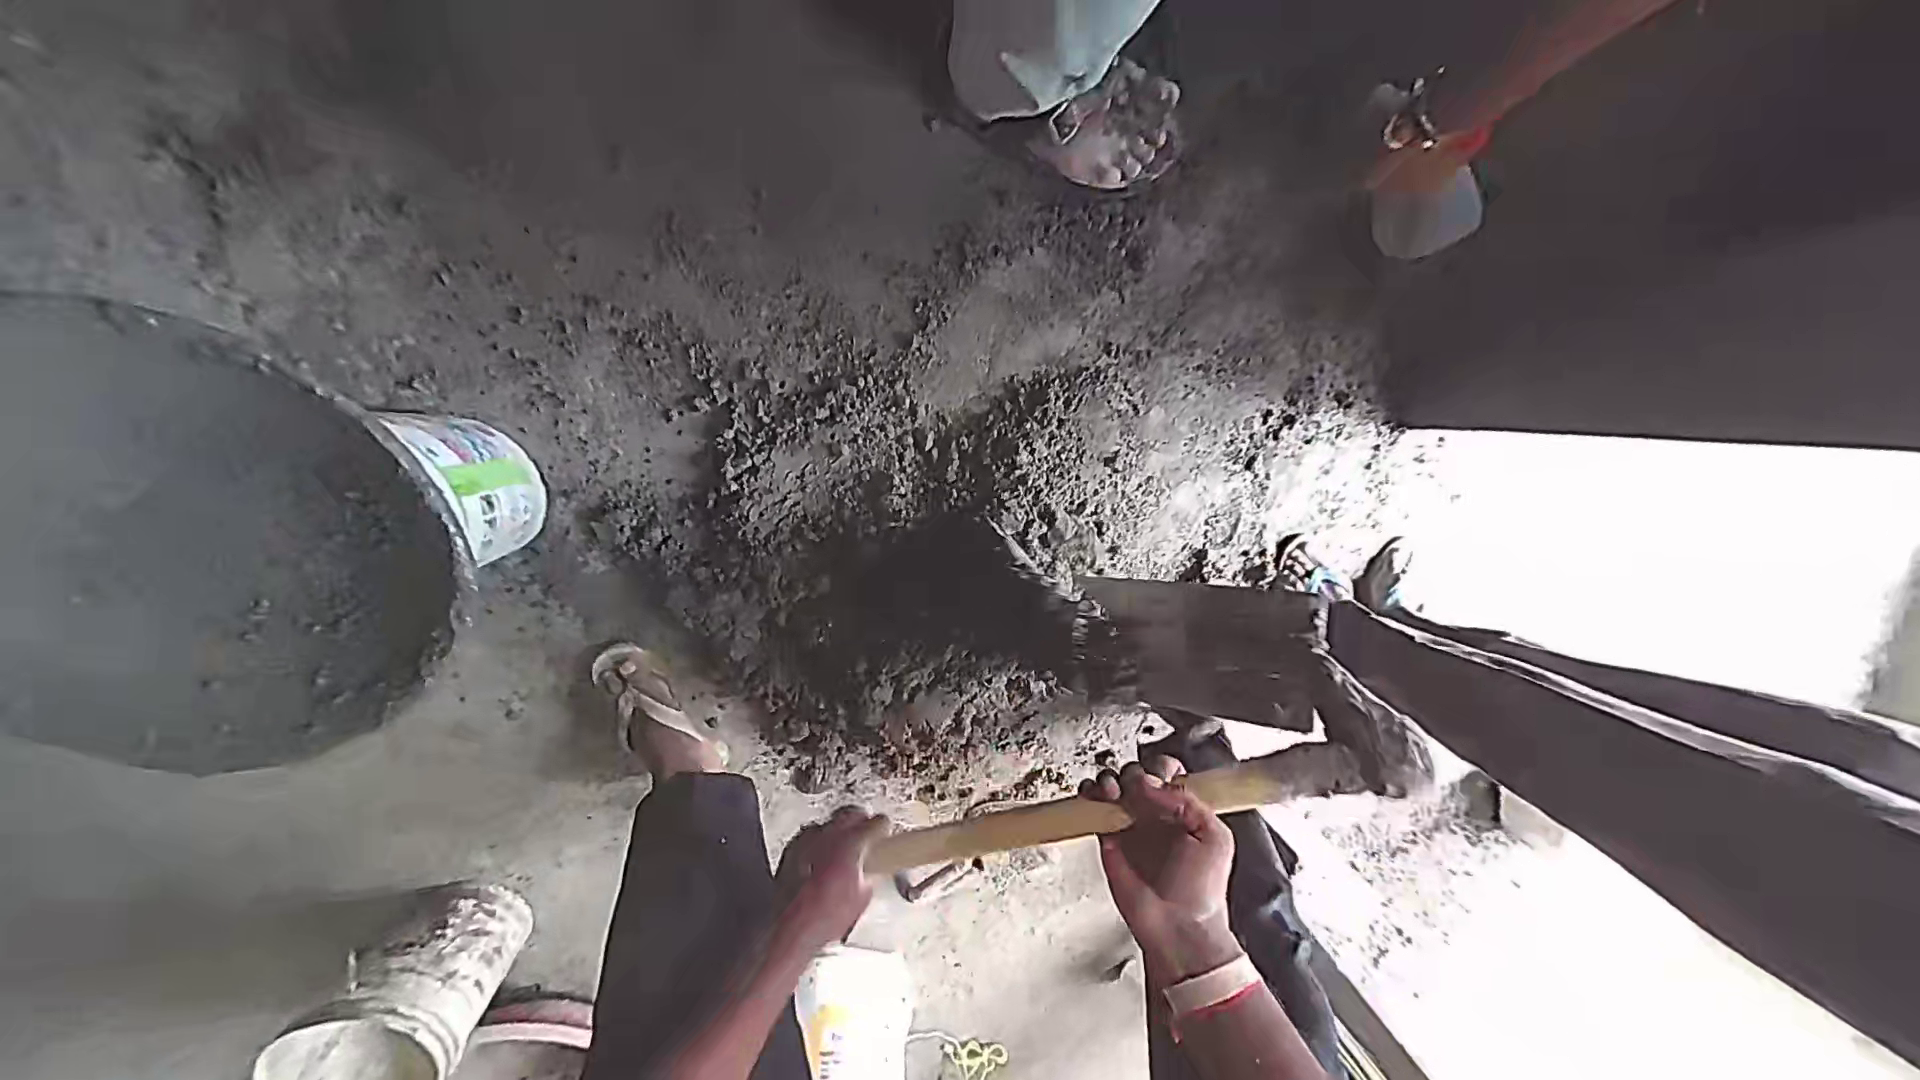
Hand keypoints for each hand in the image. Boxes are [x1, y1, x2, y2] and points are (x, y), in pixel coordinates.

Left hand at [774, 807, 888, 953]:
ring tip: (841, 849)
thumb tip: (867, 873)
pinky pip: (810, 837)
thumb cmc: (823, 917)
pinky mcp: (791, 849)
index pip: (876, 822)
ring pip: (829, 824)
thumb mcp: (862, 898)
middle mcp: (829, 834)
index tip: (883, 830)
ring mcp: (808, 839)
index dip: (882, 828)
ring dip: (837, 832)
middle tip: (865, 834)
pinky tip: (819, 858)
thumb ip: (868, 875)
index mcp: (852, 842)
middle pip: (851, 814)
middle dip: (860, 822)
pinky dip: (818, 843)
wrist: (789, 929)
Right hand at [1080, 758, 1241, 984]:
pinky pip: (1094, 806)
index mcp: (1181, 808)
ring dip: (1110, 779)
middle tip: (1137, 789)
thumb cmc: (1203, 890)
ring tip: (1115, 793)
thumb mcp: (1215, 838)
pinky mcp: (1108, 837)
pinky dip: (1090, 795)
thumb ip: (1190, 803)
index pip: (1167, 771)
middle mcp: (1154, 812)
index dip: (1161, 767)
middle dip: (1133, 773)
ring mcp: (1130, 823)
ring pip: (1112, 784)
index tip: (1160, 777)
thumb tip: (1152, 783)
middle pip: (1136, 772)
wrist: (1178, 926)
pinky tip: (1098, 797)